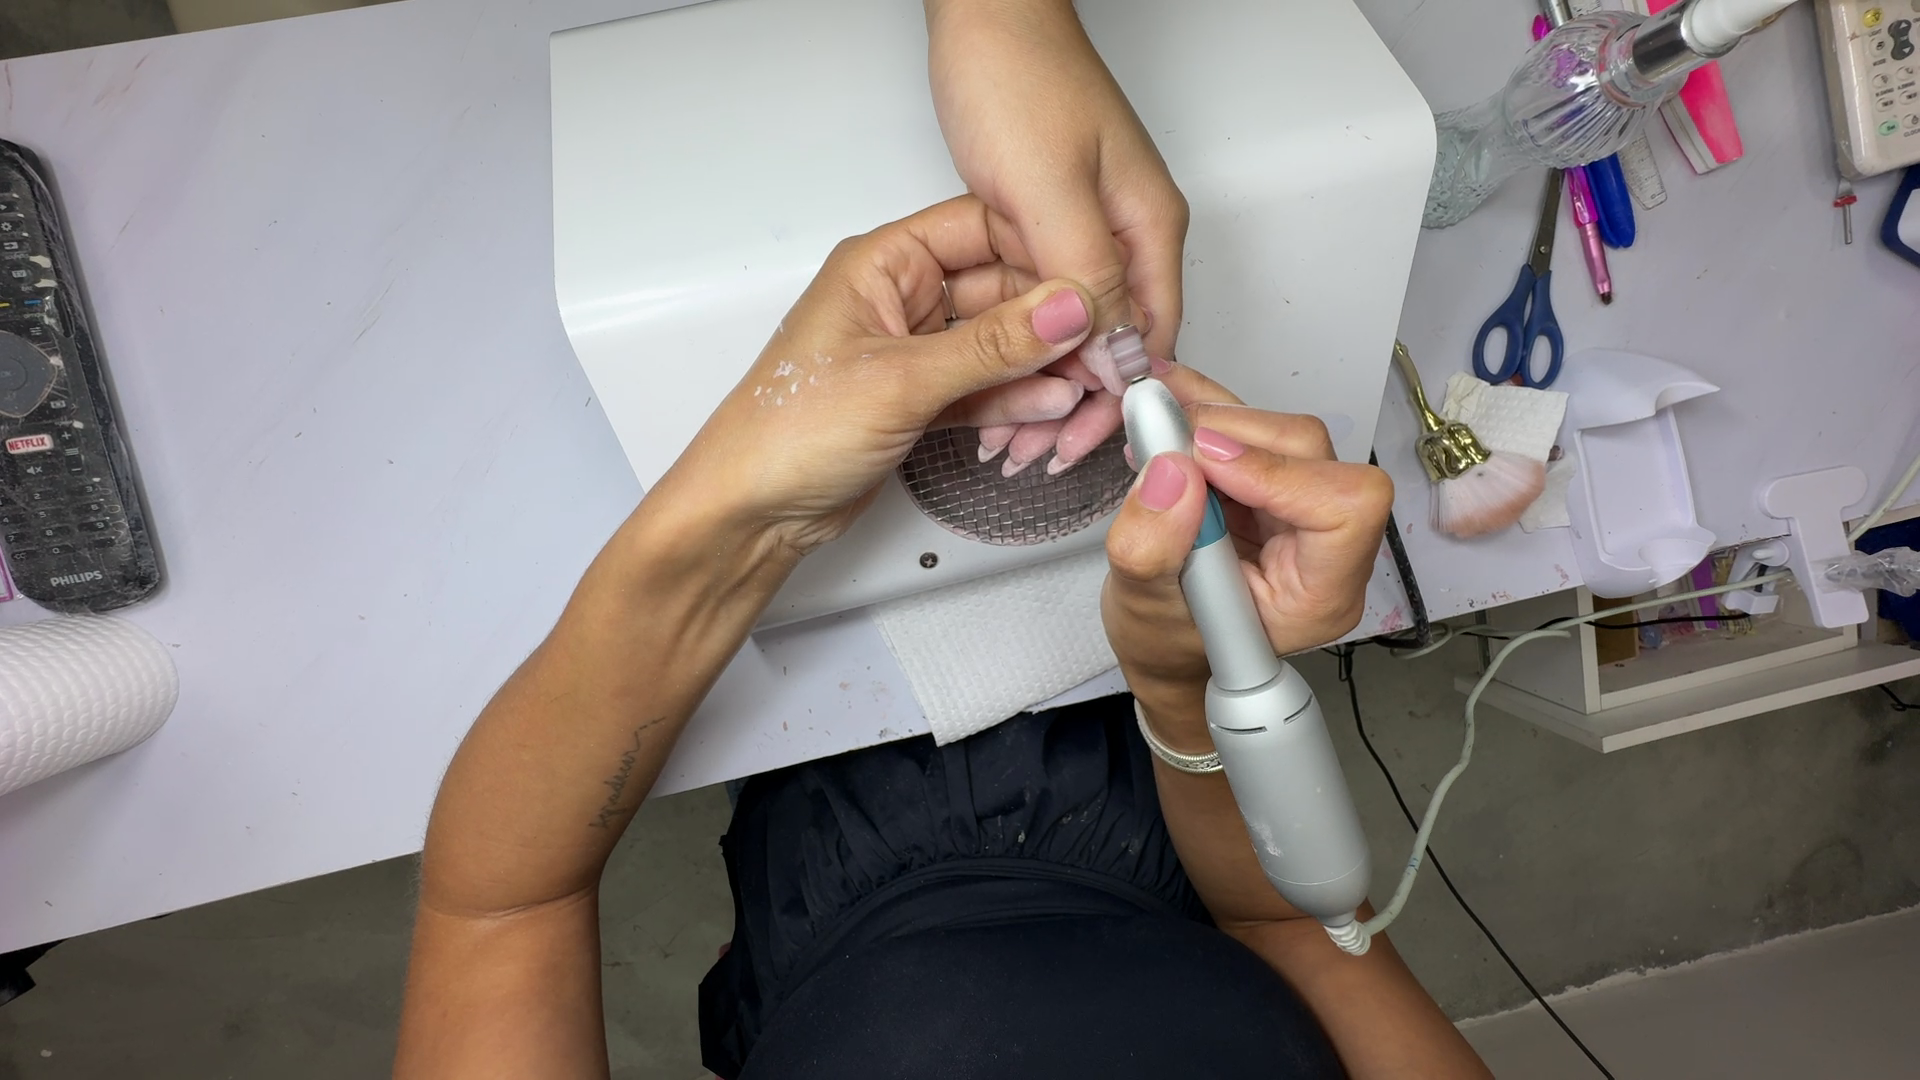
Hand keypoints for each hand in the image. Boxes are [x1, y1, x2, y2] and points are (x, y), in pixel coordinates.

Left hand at [650, 196, 1096, 557]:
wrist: (756, 511)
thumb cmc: (787, 432)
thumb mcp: (900, 380)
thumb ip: (991, 346)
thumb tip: (1064, 307)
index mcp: (882, 265)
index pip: (982, 231)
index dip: (1043, 254)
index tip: (1093, 287)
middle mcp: (900, 301)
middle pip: (998, 293)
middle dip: (1050, 324)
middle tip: (1099, 350)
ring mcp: (913, 354)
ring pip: (996, 347)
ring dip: (1039, 368)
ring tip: (1083, 388)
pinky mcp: (920, 401)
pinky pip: (982, 389)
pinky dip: (1013, 401)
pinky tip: (1050, 409)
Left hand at [926, 0, 1187, 476]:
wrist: (978, 16)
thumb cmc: (1016, 79)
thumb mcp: (1049, 188)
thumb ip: (1084, 274)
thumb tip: (1114, 350)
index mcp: (1140, 229)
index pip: (1146, 338)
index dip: (1114, 398)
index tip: (1080, 441)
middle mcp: (1115, 241)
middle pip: (1108, 349)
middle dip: (1075, 407)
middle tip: (1040, 454)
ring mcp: (1074, 243)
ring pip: (1067, 341)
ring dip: (1041, 390)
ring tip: (1012, 441)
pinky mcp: (1038, 242)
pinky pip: (1034, 316)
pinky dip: (1018, 357)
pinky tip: (996, 390)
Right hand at [1100, 365, 1392, 743]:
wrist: (1159, 641)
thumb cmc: (1162, 642)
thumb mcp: (1142, 609)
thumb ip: (1150, 550)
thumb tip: (1169, 471)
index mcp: (1318, 593)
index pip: (1343, 508)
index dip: (1274, 471)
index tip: (1195, 461)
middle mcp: (1323, 543)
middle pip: (1309, 454)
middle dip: (1229, 433)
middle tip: (1158, 434)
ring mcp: (1298, 507)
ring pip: (1278, 432)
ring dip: (1212, 416)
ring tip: (1151, 421)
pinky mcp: (1268, 483)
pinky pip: (1250, 429)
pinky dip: (1206, 408)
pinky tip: (1167, 401)